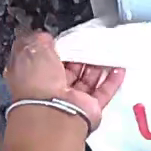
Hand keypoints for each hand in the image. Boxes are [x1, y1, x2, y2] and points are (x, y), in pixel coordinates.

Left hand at [4, 31, 125, 130]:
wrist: (52, 114)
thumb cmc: (37, 82)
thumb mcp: (32, 49)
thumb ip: (39, 39)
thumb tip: (47, 37)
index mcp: (33, 75)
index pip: (46, 58)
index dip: (57, 47)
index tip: (68, 36)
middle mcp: (51, 89)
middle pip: (69, 69)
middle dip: (80, 55)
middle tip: (92, 42)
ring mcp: (70, 99)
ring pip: (87, 80)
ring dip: (98, 66)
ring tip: (108, 51)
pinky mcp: (88, 108)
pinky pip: (102, 92)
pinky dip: (111, 81)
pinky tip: (119, 68)